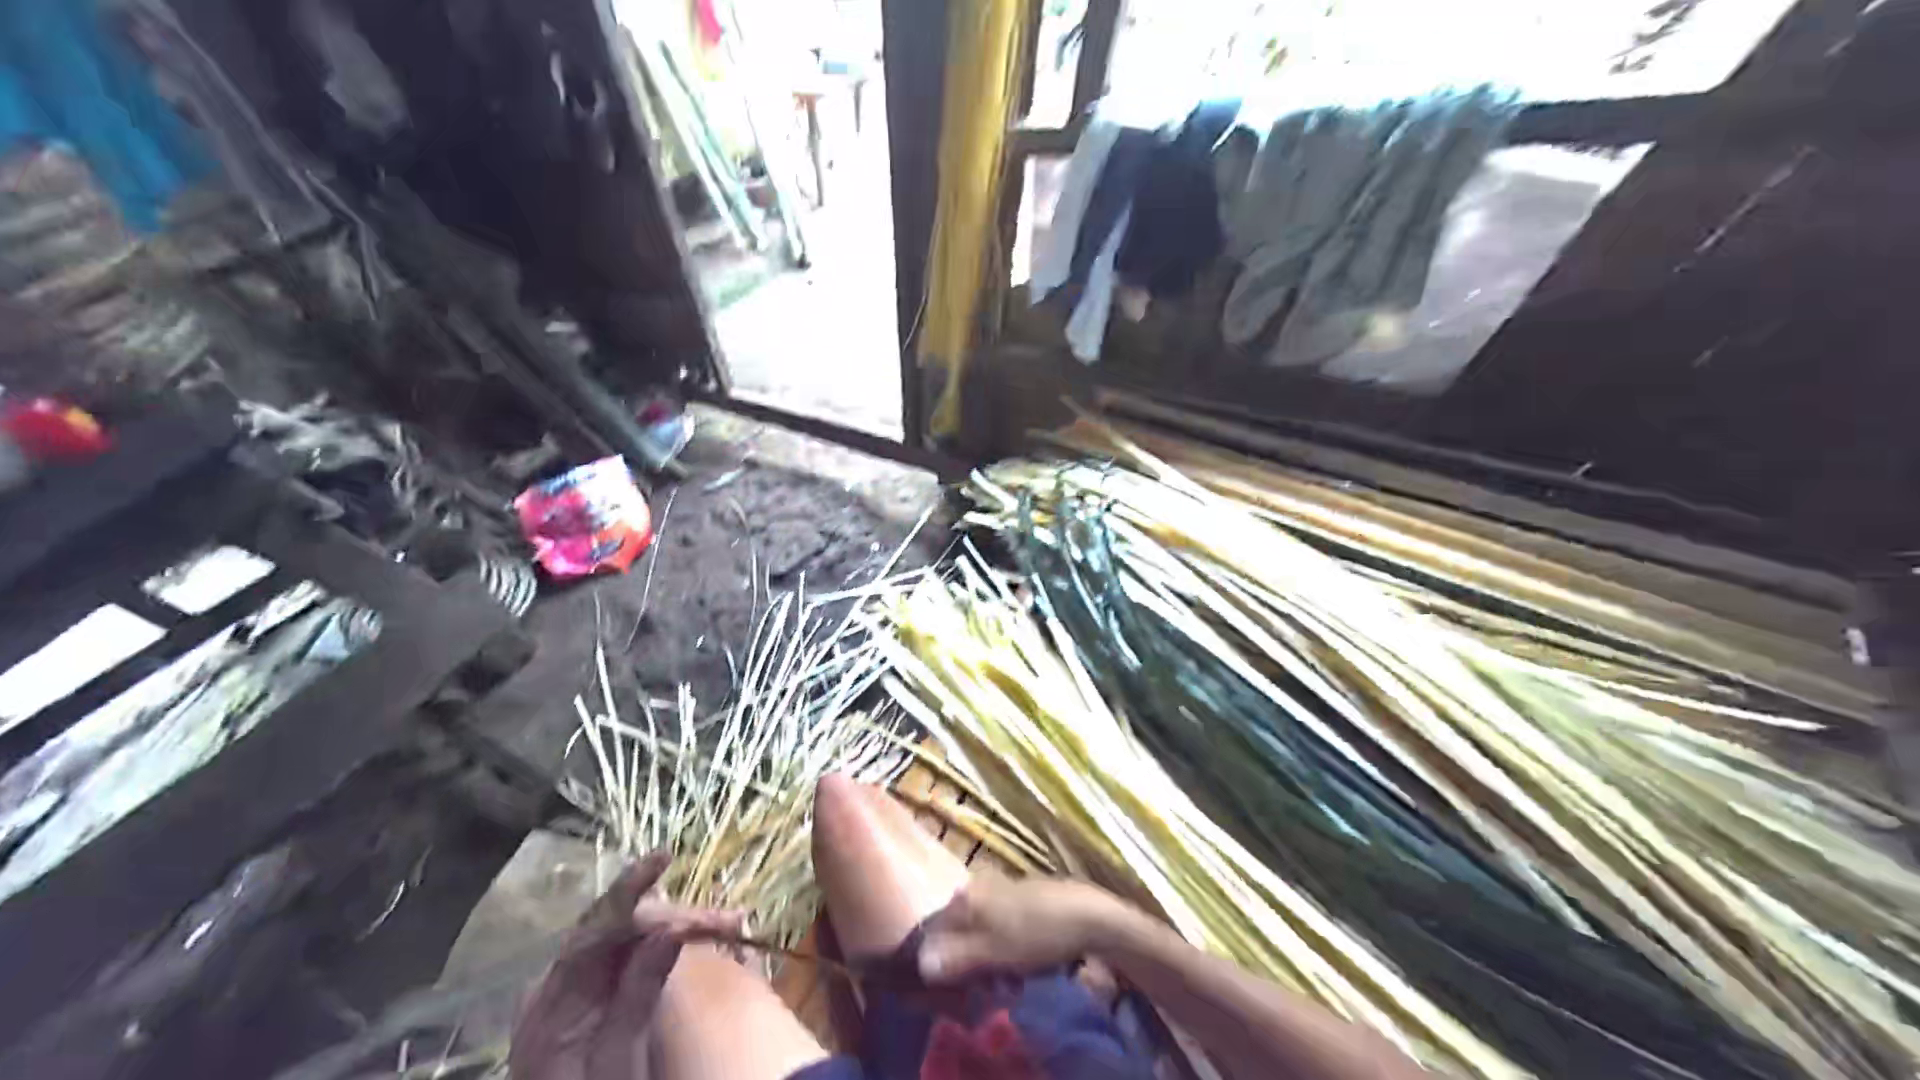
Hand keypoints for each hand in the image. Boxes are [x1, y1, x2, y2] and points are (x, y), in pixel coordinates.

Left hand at [509, 852, 744, 1079]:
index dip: (631, 886)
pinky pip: (638, 953)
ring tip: (730, 923)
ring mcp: (579, 989)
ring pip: (635, 936)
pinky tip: (705, 933)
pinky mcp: (600, 996)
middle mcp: (561, 983)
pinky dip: (675, 941)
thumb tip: (672, 930)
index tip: (664, 856)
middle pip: (623, 928)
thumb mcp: (615, 1064)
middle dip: (678, 916)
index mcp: (553, 1000)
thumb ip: (638, 997)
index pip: (596, 927)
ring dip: (684, 925)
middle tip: (730, 921)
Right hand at [916, 875, 1132, 983]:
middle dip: (971, 963)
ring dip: (990, 960)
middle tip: (991, 986)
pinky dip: (1006, 947)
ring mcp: (1000, 888)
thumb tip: (921, 963)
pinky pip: (1000, 927)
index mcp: (966, 896)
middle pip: (959, 932)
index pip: (936, 930)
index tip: (962, 986)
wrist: (1088, 916)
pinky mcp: (1020, 896)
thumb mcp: (993, 953)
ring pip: (981, 932)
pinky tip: (1023, 965)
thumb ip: (955, 958)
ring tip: (1011, 981)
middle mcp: (978, 885)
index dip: (943, 963)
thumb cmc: (1037, 934)